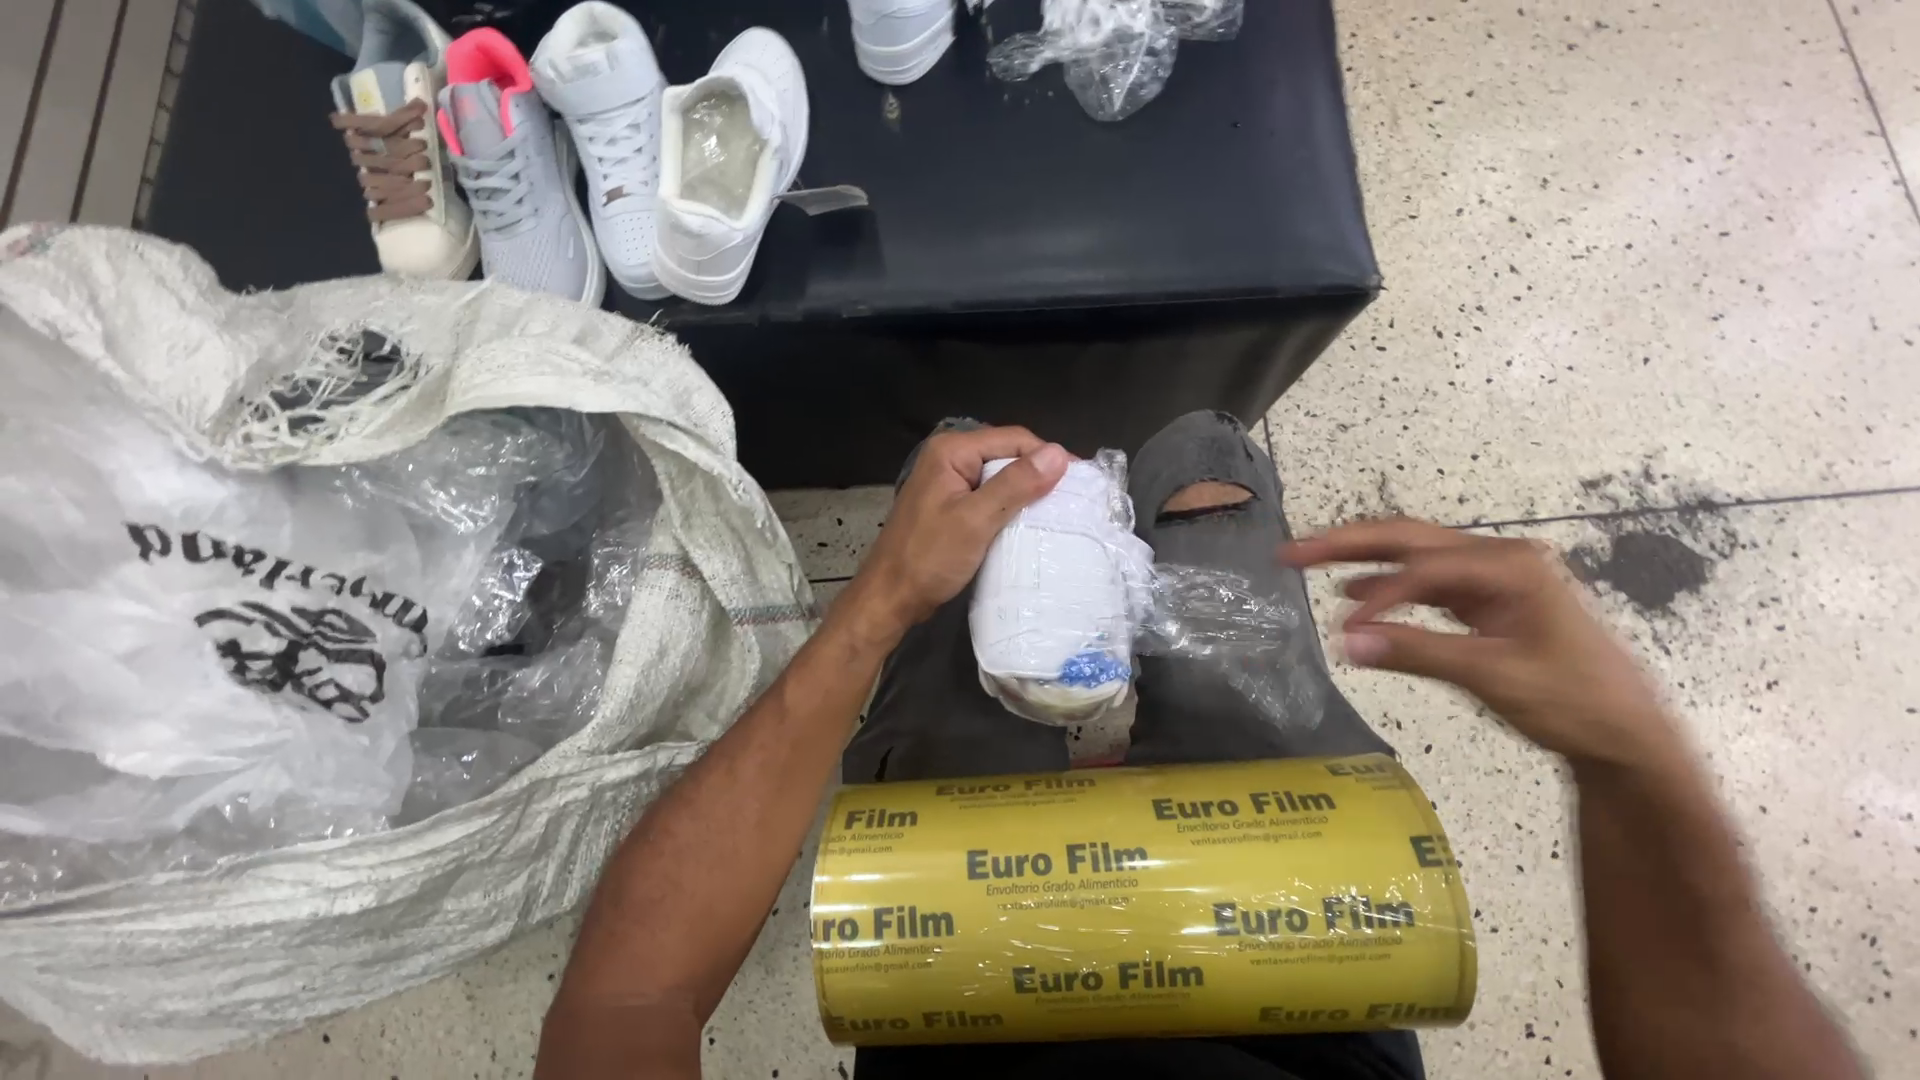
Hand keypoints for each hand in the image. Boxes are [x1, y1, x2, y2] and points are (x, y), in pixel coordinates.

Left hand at [842, 427, 1070, 641]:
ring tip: (1058, 512)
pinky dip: (1009, 508)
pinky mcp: (950, 507)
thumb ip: (1015, 485)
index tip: (1080, 481)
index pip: (1013, 438)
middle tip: (1072, 499)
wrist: (890, 598)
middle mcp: (948, 459)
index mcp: (951, 451)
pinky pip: (988, 498)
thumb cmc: (928, 558)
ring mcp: (948, 484)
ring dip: (1026, 493)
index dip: (1048, 456)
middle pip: (1007, 454)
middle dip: (1038, 474)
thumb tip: (1059, 454)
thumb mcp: (976, 520)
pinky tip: (1029, 525)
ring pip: (999, 478)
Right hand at [1284, 519, 1672, 765]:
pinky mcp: (1488, 600)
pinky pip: (1426, 581)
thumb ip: (1416, 653)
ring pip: (1414, 555)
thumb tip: (1344, 641)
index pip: (1422, 568)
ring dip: (1361, 557)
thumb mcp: (1493, 676)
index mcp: (1509, 565)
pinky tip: (1355, 591)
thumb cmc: (1574, 702)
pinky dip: (1387, 584)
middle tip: (1290, 551)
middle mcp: (1499, 558)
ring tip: (1307, 559)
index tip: (1342, 629)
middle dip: (1346, 542)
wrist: (1628, 736)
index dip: (1377, 596)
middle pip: (1409, 539)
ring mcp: (1494, 577)